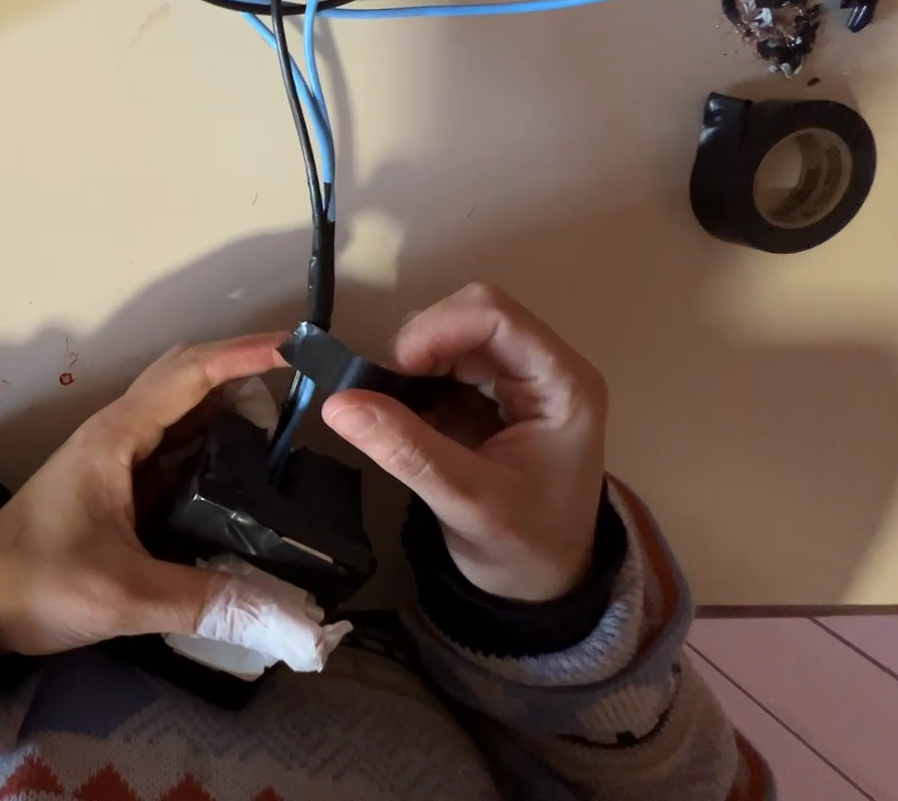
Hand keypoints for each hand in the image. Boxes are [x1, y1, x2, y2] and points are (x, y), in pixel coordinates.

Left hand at [0, 334, 285, 656]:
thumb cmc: (37, 582)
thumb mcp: (124, 595)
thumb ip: (209, 602)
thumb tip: (298, 620)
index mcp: (117, 436)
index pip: (188, 375)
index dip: (242, 355)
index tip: (296, 349)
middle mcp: (119, 433)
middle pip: (186, 380)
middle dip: (241, 373)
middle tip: (301, 389)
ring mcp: (118, 457)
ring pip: (182, 413)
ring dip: (229, 407)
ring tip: (287, 426)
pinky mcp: (120, 484)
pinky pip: (175, 449)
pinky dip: (212, 445)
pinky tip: (246, 469)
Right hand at [321, 283, 606, 601]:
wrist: (541, 583)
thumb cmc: (523, 544)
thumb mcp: (465, 501)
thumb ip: (405, 450)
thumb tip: (337, 403)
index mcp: (560, 383)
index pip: (493, 315)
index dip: (435, 330)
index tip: (397, 373)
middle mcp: (541, 366)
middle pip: (466, 314)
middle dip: (418, 347)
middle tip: (389, 398)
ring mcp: (513, 377)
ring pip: (446, 333)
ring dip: (410, 365)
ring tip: (396, 414)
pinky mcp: (486, 390)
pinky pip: (436, 360)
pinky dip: (409, 381)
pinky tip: (404, 418)